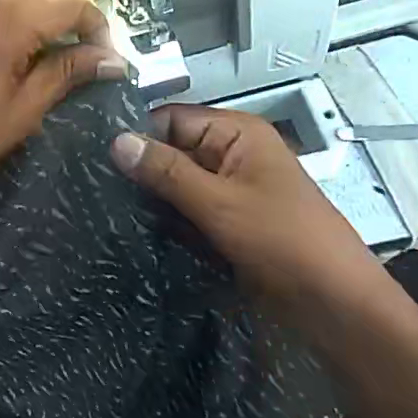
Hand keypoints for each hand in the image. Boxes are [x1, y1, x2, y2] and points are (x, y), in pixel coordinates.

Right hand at [110, 105, 390, 322]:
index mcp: (238, 133)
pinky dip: (169, 223)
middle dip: (139, 170)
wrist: (331, 299)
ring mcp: (231, 192)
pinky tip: (130, 232)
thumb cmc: (281, 239)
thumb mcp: (219, 202)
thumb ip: (167, 172)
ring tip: (98, 210)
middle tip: (86, 186)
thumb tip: (115, 140)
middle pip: (174, 152)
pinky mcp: (229, 225)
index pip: (173, 118)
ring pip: (179, 187)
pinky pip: (190, 214)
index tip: (89, 152)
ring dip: (151, 200)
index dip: (136, 133)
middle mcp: (233, 155)